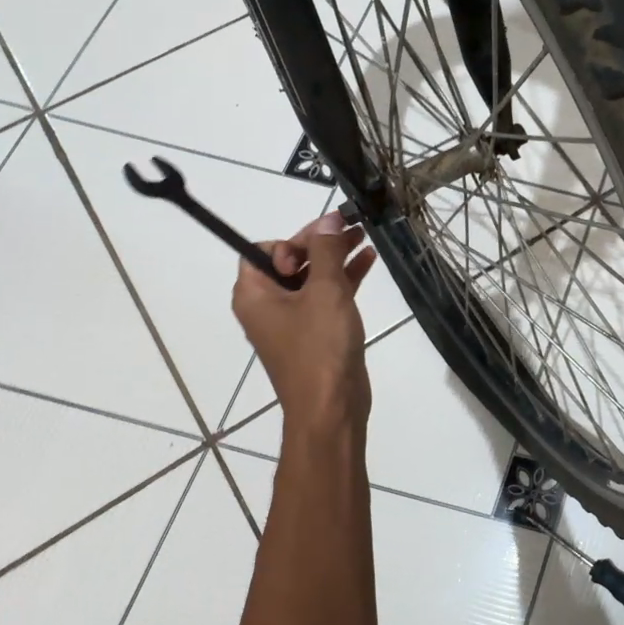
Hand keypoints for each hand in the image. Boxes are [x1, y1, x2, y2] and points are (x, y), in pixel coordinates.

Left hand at [232, 212, 378, 429]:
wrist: (331, 406)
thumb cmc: (320, 346)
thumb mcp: (324, 292)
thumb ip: (327, 252)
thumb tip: (329, 218)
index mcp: (254, 294)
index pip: (263, 250)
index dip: (295, 240)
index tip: (325, 242)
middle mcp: (267, 305)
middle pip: (289, 261)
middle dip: (322, 243)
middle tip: (354, 226)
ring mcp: (292, 321)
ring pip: (312, 278)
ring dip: (337, 258)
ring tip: (366, 237)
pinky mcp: (316, 333)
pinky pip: (326, 297)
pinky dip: (345, 279)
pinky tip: (369, 262)